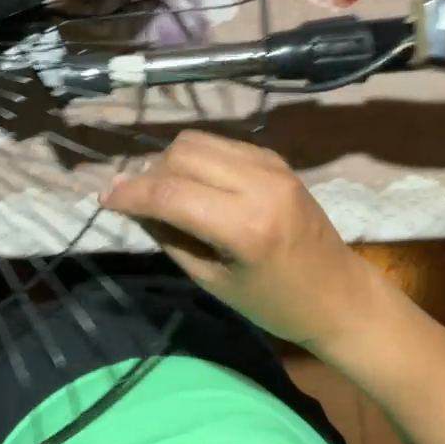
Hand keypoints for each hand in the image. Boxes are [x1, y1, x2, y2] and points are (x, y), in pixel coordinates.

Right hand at [101, 131, 383, 350]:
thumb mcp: (213, 281)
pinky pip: (219, 144)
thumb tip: (130, 203)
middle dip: (149, 174)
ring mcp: (270, 164)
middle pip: (180, 154)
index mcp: (246, 226)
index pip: (171, 193)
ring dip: (170, 161)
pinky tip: (196, 184)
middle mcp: (258, 183)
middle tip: (137, 201)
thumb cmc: (275, 303)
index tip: (104, 198)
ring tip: (164, 191)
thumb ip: (169, 237)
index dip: (130, 193)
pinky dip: (197, 159)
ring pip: (196, 140)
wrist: (340, 294)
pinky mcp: (274, 157)